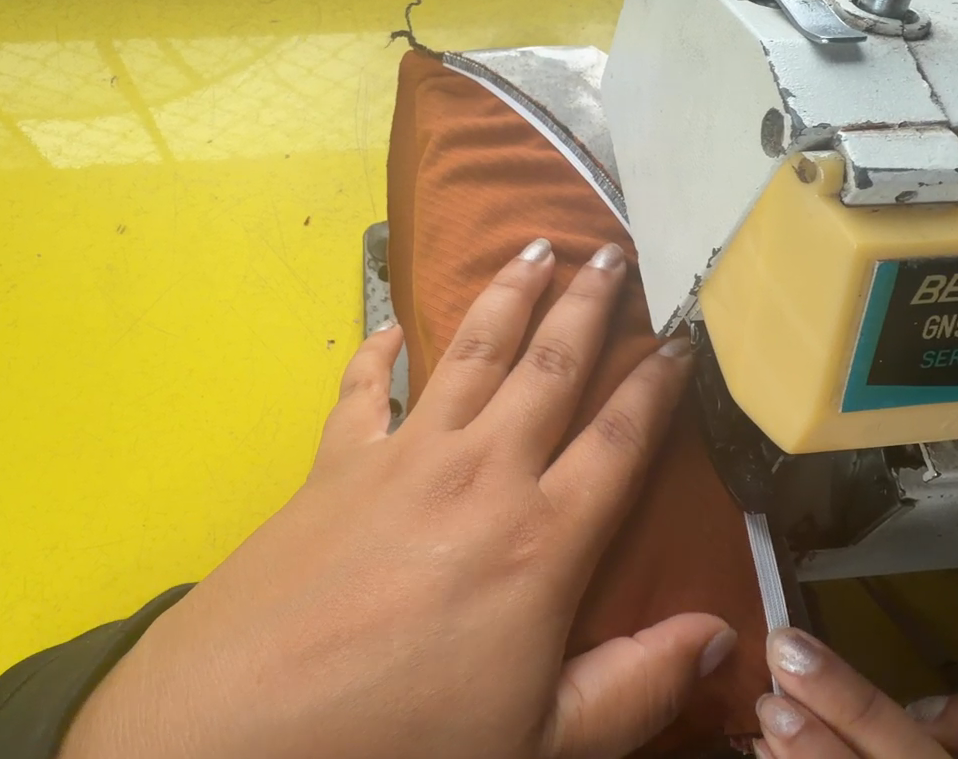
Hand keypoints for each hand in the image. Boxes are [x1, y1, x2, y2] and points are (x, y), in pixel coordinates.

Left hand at [59, 239, 731, 758]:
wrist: (239, 730)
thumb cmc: (401, 742)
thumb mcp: (540, 744)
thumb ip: (636, 687)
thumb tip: (719, 633)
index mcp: (539, 538)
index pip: (620, 440)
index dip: (658, 385)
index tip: (680, 337)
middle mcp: (480, 472)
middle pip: (549, 367)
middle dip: (587, 304)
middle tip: (609, 251)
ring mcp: (404, 456)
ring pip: (471, 352)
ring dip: (506, 295)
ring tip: (531, 247)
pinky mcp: (337, 460)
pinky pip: (363, 388)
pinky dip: (376, 351)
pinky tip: (390, 327)